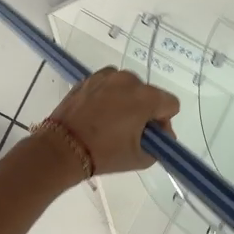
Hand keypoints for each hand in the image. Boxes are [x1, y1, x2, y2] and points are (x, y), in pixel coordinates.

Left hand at [44, 67, 179, 175]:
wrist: (63, 147)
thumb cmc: (104, 153)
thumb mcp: (141, 157)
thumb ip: (160, 144)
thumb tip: (161, 132)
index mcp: (145, 97)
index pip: (170, 104)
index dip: (163, 121)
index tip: (149, 135)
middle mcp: (128, 80)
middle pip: (148, 94)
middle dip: (144, 110)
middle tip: (129, 130)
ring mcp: (106, 77)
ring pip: (128, 87)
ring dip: (126, 101)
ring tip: (111, 121)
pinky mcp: (88, 79)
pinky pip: (108, 84)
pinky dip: (108, 95)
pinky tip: (97, 113)